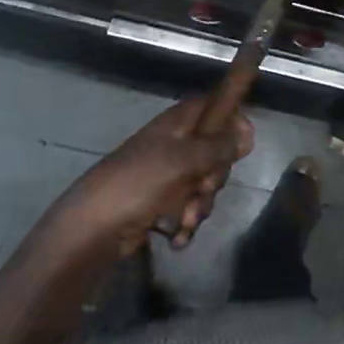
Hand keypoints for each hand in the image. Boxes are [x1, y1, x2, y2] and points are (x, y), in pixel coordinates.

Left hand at [51, 98, 253, 255]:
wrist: (95, 226)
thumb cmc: (139, 182)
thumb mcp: (183, 160)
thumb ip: (218, 147)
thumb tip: (248, 133)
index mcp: (179, 122)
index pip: (215, 106)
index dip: (232, 121)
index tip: (243, 146)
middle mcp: (176, 143)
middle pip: (216, 150)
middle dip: (215, 177)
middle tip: (203, 188)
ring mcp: (169, 173)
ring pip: (205, 183)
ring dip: (201, 206)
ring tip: (185, 221)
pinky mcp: (163, 201)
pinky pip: (190, 207)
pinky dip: (187, 223)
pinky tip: (177, 237)